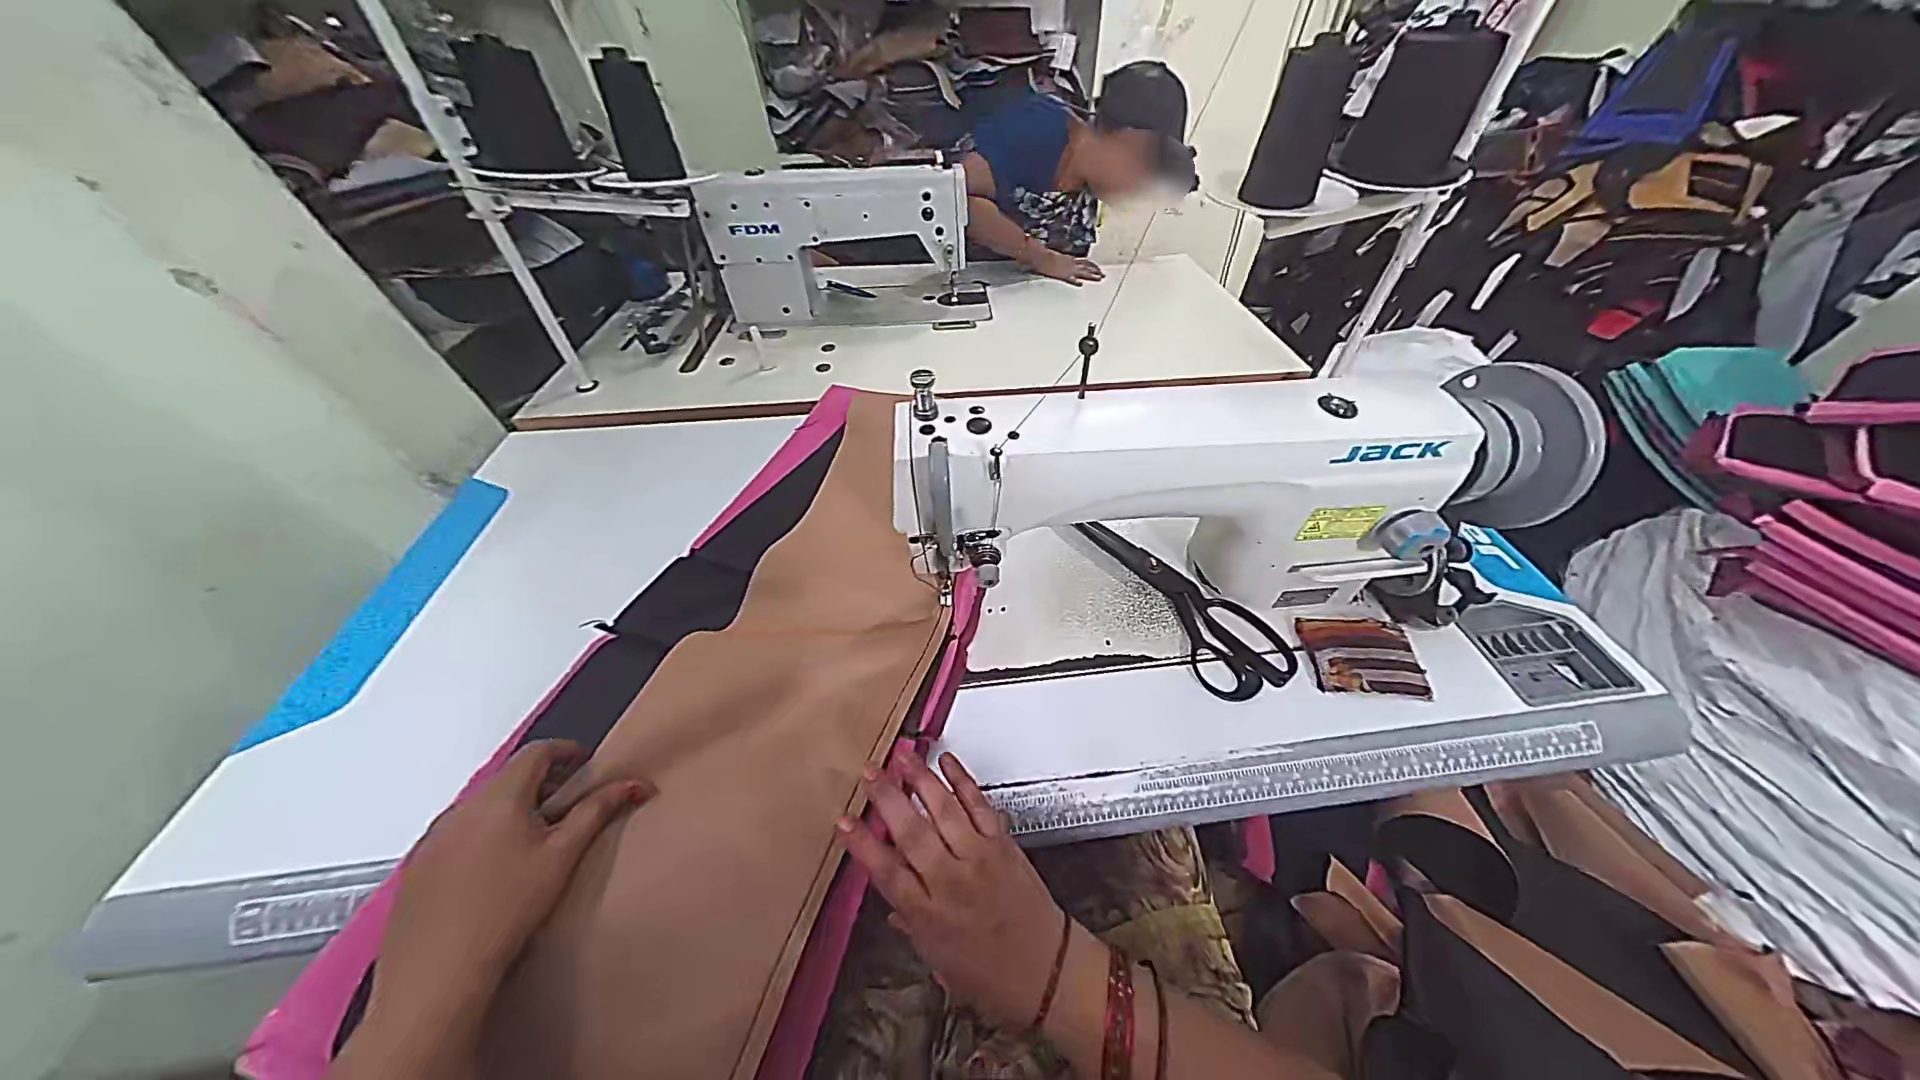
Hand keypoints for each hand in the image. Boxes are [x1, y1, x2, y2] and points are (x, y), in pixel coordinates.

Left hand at [380, 741, 649, 1003]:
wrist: (436, 975)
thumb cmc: (507, 909)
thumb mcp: (563, 855)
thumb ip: (598, 811)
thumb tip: (633, 784)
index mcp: (499, 798)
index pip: (536, 752)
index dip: (565, 750)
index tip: (584, 762)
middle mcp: (460, 810)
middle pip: (508, 778)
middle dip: (541, 783)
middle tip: (567, 805)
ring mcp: (432, 840)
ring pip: (482, 807)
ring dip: (511, 809)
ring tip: (534, 839)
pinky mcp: (416, 869)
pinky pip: (457, 834)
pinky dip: (483, 834)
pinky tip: (495, 869)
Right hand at [840, 753, 1067, 1028]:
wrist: (1048, 972)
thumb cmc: (993, 975)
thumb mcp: (940, 961)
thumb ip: (912, 926)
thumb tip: (891, 906)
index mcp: (928, 915)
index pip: (888, 871)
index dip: (863, 843)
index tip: (845, 821)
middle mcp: (952, 881)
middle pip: (912, 832)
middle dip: (887, 798)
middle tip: (869, 772)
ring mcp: (979, 858)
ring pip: (944, 810)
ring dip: (921, 779)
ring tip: (903, 756)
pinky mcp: (1002, 844)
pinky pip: (980, 805)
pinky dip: (963, 780)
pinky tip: (947, 763)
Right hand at [1035, 249, 1105, 285]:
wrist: (1039, 256)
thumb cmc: (1043, 255)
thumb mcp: (1054, 255)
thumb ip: (1059, 258)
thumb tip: (1059, 259)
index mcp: (1068, 259)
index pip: (1082, 262)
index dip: (1090, 265)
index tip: (1096, 267)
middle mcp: (1070, 263)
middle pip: (1085, 267)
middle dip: (1095, 270)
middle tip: (1102, 274)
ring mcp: (1067, 269)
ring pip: (1082, 271)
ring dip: (1092, 275)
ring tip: (1100, 278)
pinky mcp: (1062, 275)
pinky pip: (1071, 278)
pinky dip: (1076, 281)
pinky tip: (1081, 284)